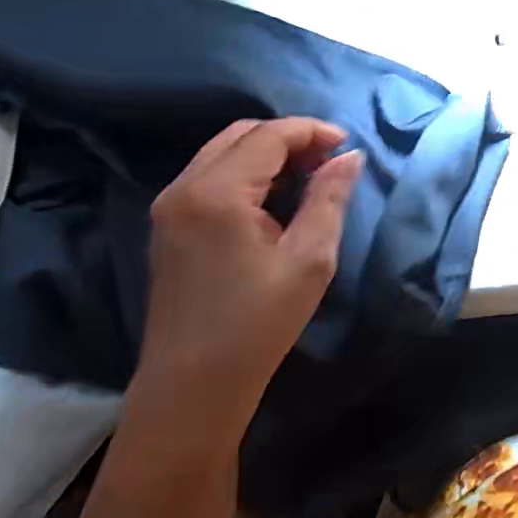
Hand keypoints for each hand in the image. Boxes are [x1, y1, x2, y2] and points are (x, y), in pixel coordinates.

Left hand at [138, 118, 364, 429]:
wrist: (192, 386)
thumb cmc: (257, 325)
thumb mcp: (309, 260)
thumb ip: (329, 198)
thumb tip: (350, 157)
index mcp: (216, 193)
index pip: (268, 136)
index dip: (310, 131)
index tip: (346, 145)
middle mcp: (183, 187)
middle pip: (240, 134)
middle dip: (289, 138)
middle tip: (327, 160)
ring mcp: (169, 206)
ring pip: (222, 152)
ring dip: (266, 153)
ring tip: (306, 176)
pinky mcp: (167, 224)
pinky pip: (209, 175)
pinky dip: (245, 172)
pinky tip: (272, 198)